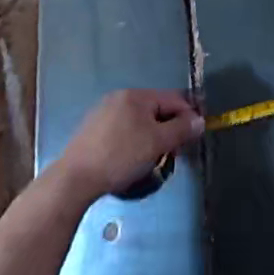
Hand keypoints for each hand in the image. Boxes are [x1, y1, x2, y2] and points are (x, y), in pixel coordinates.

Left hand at [51, 89, 204, 205]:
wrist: (75, 178)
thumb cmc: (121, 156)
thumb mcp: (157, 143)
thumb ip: (181, 129)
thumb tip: (199, 120)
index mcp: (136, 95)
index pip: (174, 99)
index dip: (189, 117)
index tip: (194, 138)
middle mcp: (119, 98)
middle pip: (156, 109)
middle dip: (169, 129)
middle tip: (173, 152)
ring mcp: (103, 113)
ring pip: (140, 121)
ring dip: (153, 137)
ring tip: (153, 159)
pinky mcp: (92, 130)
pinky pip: (124, 130)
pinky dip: (134, 141)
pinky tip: (130, 160)